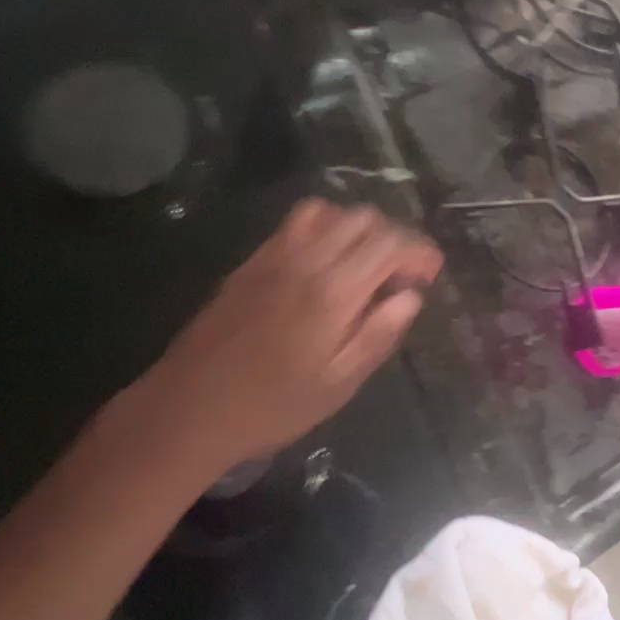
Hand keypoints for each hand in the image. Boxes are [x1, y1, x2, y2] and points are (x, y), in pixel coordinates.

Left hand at [125, 198, 442, 468]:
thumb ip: (379, 334)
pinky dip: (325, 228)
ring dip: (357, 228)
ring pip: (329, 211)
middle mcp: (306, 259)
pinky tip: (324, 263)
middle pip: (363, 219)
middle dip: (393, 238)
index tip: (429, 273)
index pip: (389, 243)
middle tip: (401, 275)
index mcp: (333, 291)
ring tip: (364, 264)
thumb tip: (411, 296)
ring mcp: (275, 254)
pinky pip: (297, 222)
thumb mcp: (338, 383)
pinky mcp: (252, 260)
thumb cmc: (272, 406)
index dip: (418, 251)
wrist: (189, 407)